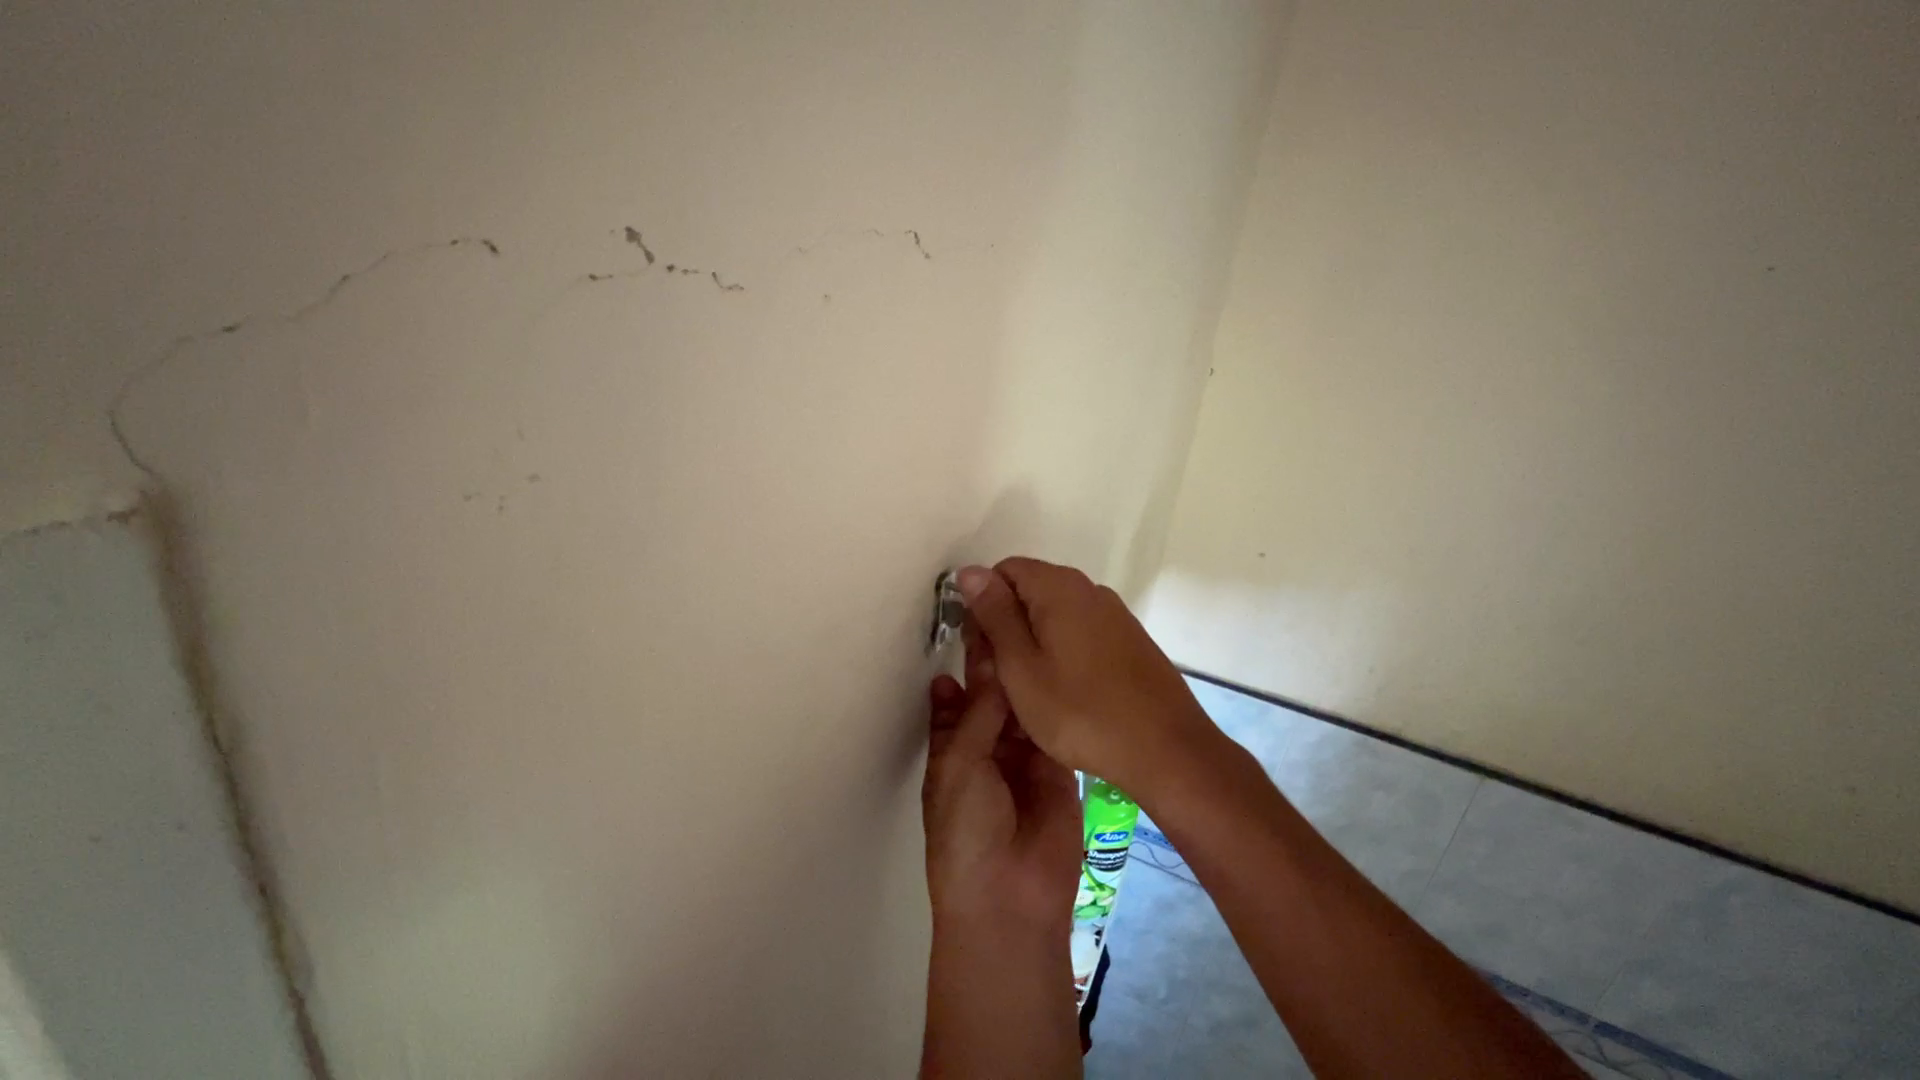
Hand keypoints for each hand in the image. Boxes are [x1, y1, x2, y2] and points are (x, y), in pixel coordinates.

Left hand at [921, 646, 1080, 928]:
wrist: (1011, 897)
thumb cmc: (967, 830)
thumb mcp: (962, 766)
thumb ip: (980, 713)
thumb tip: (989, 662)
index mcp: (952, 753)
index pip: (956, 702)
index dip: (963, 668)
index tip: (971, 623)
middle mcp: (987, 752)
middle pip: (993, 700)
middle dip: (997, 664)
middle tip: (1007, 613)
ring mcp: (1024, 761)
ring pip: (1025, 710)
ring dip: (1027, 677)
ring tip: (1034, 627)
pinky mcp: (1060, 770)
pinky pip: (1055, 730)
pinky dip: (1056, 702)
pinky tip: (1061, 665)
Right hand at [955, 558, 1218, 797]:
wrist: (1165, 750)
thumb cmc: (1081, 712)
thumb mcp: (1021, 668)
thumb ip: (995, 616)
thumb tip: (971, 572)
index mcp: (1059, 588)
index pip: (1004, 571)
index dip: (983, 605)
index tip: (982, 650)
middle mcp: (1090, 590)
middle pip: (1031, 591)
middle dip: (1008, 626)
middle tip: (1002, 678)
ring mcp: (1115, 616)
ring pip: (1057, 617)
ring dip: (1036, 645)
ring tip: (1032, 693)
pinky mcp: (1131, 642)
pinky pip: (1083, 635)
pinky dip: (1064, 655)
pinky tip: (1067, 696)